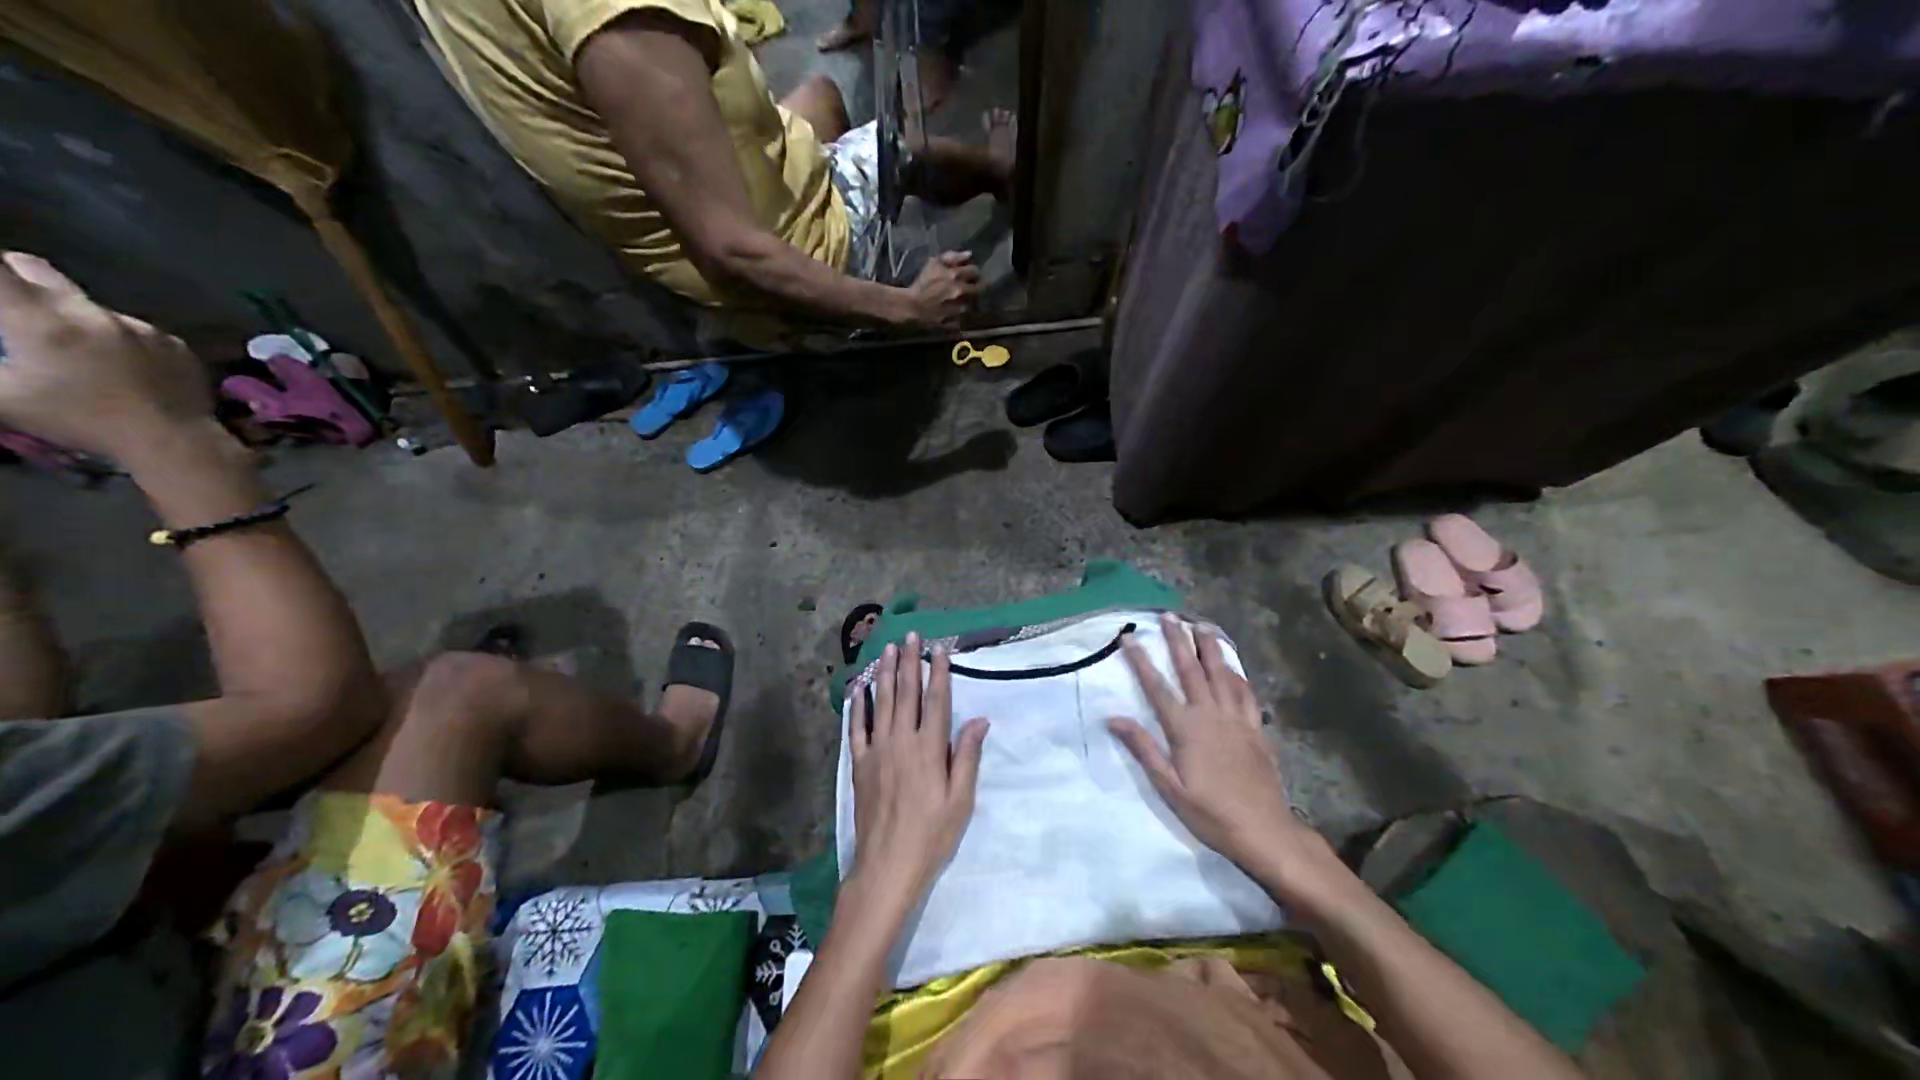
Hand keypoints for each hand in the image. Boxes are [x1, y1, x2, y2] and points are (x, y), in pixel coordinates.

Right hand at [0, 252, 213, 459]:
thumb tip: (4, 359)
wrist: (173, 438)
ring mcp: (142, 327)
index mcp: (41, 320)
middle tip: (8, 303)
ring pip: (91, 304)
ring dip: (71, 314)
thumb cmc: (82, 420)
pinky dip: (119, 337)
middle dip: (14, 278)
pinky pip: (137, 329)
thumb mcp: (3, 398)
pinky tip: (122, 364)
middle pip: (38, 270)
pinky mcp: (177, 344)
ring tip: (72, 346)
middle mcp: (93, 314)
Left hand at [849, 633, 989, 903]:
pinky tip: (859, 688)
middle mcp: (901, 741)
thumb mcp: (960, 800)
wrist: (887, 864)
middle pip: (906, 693)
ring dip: (885, 673)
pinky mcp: (859, 764)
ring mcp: (877, 751)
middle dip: (910, 662)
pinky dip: (859, 705)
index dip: (938, 672)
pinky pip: (857, 727)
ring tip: (888, 649)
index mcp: (929, 749)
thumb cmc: (932, 835)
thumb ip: (967, 757)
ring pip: (881, 702)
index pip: (935, 701)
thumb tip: (979, 720)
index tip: (939, 648)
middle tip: (911, 636)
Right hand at [900, 251, 979, 328]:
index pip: (975, 271)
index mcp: (956, 276)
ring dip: (967, 302)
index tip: (969, 274)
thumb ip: (952, 257)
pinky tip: (953, 314)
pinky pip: (962, 320)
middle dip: (974, 287)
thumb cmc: (922, 282)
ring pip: (971, 305)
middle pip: (978, 289)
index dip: (973, 272)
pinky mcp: (953, 322)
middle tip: (968, 287)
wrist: (911, 305)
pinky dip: (960, 317)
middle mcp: (960, 293)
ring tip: (959, 301)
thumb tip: (969, 255)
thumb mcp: (934, 263)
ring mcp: (958, 309)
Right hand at [1109, 613, 1329, 883]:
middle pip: (1191, 670)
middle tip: (1169, 616)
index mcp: (1185, 728)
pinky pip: (1246, 694)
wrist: (1263, 830)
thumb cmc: (1210, 813)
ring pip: (1221, 674)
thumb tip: (1114, 717)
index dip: (1140, 661)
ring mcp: (1236, 720)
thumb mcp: (1168, 787)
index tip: (1128, 638)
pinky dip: (1237, 675)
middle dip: (1177, 641)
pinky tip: (1233, 666)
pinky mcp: (1255, 729)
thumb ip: (1143, 748)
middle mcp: (1210, 715)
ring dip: (1210, 648)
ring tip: (1201, 625)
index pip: (1157, 687)